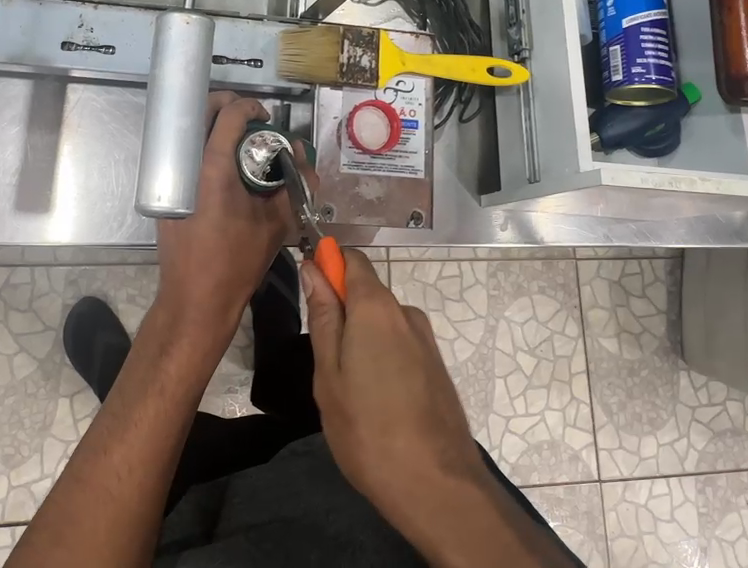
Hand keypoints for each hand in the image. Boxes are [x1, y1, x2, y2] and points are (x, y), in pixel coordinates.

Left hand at [152, 92, 297, 340]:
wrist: (195, 300)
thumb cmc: (237, 263)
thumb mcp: (276, 224)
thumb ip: (293, 184)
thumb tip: (300, 155)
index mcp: (213, 169)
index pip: (228, 115)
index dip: (249, 107)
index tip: (264, 117)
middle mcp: (186, 165)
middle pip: (200, 113)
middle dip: (226, 107)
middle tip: (249, 120)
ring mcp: (169, 178)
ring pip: (188, 132)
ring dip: (211, 126)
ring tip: (237, 141)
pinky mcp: (163, 192)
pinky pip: (181, 154)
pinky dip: (200, 148)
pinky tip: (220, 165)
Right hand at [303, 249, 486, 528]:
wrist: (437, 486)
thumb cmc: (368, 430)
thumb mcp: (329, 374)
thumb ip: (323, 317)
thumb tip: (314, 268)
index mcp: (376, 308)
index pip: (352, 259)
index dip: (328, 268)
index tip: (310, 299)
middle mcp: (406, 313)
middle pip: (367, 293)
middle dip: (342, 316)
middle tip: (326, 367)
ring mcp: (426, 341)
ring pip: (381, 324)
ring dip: (361, 343)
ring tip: (351, 396)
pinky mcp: (436, 368)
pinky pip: (399, 346)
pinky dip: (382, 362)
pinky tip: (377, 405)